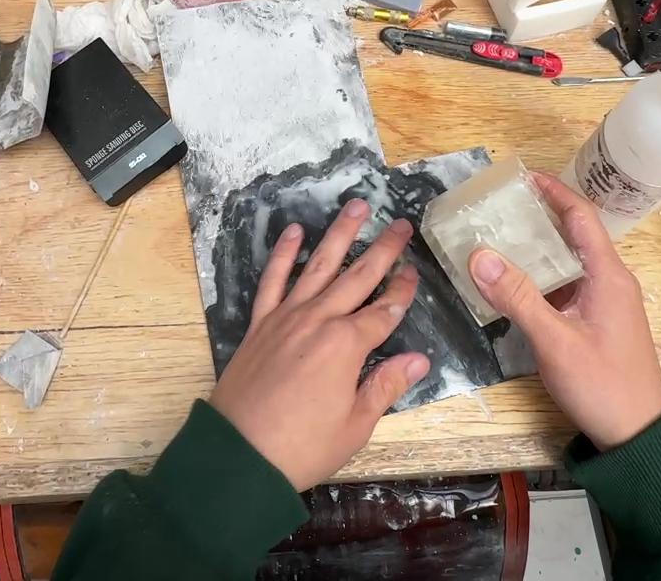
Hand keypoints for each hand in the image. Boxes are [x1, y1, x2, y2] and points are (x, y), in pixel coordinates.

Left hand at [209, 200, 430, 489]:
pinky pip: (274, 279)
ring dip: (339, 234)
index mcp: (347, 345)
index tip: (415, 272)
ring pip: (319, 265)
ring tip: (356, 206)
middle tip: (401, 223)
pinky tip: (294, 232)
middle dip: (383, 249)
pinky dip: (284, 254)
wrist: (239, 453)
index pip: (385, 311)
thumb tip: (420, 359)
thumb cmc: (303, 446)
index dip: (403, 292)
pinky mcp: (261, 321)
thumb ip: (386, 386)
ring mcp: (288, 316)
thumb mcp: (355, 425)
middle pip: (358, 277)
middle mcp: (320, 319)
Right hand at [470, 172, 660, 449]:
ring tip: (496, 234)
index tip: (521, 176)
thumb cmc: (603, 385)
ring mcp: (603, 301)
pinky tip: (511, 279)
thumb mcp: (555, 341)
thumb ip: (517, 297)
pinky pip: (563, 282)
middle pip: (572, 232)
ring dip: (535, 244)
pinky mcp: (594, 320)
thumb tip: (478, 254)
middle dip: (537, 213)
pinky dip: (538, 272)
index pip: (581, 216)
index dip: (554, 191)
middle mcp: (608, 280)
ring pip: (566, 259)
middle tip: (497, 205)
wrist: (638, 439)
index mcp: (607, 275)